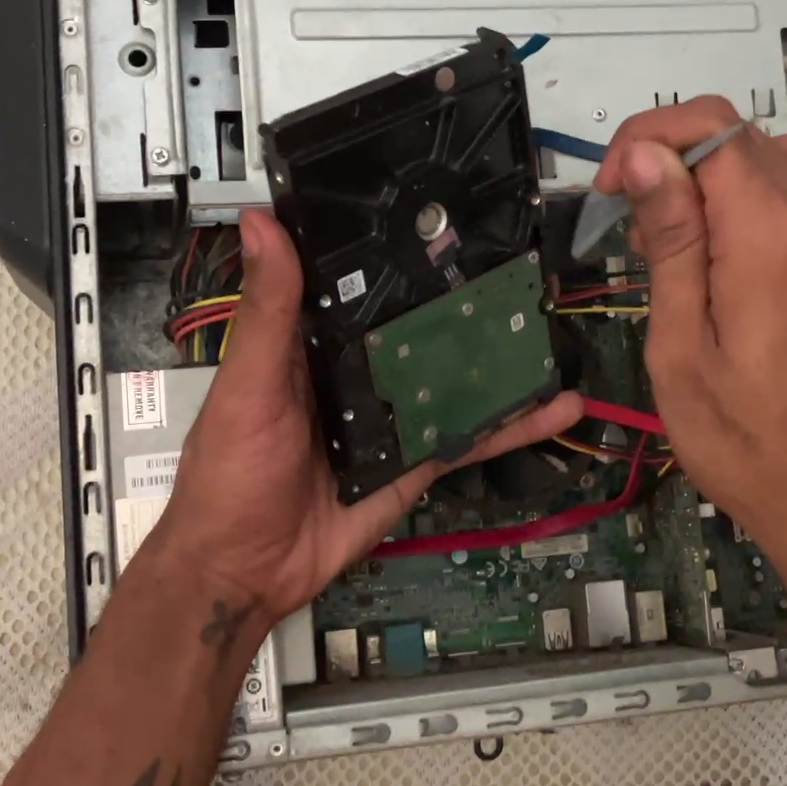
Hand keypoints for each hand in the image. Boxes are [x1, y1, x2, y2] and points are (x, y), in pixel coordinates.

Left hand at [147, 210, 584, 621]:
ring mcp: (399, 413)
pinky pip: (472, 434)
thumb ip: (267, 309)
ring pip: (461, 376)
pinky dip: (515, 424)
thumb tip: (261, 221)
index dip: (408, 252)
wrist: (244, 570)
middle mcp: (365, 367)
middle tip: (529, 271)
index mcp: (322, 338)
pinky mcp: (420, 458)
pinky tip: (557, 408)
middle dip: (475, 301)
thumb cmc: (230, 468)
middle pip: (428, 326)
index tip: (455, 215)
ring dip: (506, 357)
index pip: (371, 283)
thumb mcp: (248, 381)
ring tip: (554, 329)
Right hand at [593, 97, 786, 598]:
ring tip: (687, 242)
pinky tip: (738, 257)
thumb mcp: (682, 352)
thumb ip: (672, 242)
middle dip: (676, 159)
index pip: (709, 128)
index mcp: (772, 239)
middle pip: (742, 136)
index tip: (613, 192)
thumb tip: (647, 156)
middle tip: (642, 233)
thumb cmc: (749, 448)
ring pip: (780, 157)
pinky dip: (764, 198)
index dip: (647, 139)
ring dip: (720, 175)